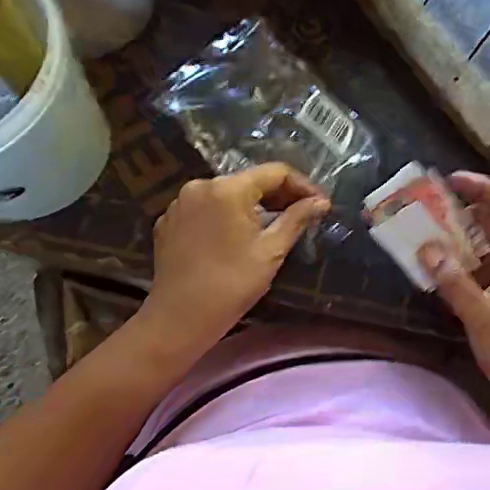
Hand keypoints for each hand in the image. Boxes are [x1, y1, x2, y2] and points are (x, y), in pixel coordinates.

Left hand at [142, 163, 328, 349]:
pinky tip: (235, 239)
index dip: (302, 185)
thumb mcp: (271, 250)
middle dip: (278, 196)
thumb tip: (321, 202)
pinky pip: (205, 210)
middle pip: (249, 181)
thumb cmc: (232, 284)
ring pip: (226, 195)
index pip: (275, 172)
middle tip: (302, 216)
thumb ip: (297, 218)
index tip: (320, 204)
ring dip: (251, 206)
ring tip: (271, 227)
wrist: (179, 317)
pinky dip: (224, 217)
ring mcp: (180, 203)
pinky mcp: (168, 222)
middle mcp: (200, 186)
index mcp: (228, 188)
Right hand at [421, 172, 489, 390]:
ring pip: (473, 243)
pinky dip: (446, 260)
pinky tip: (423, 260)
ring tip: (415, 225)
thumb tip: (425, 247)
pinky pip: (465, 266)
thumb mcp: (482, 315)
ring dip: (447, 235)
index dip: (483, 188)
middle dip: (456, 209)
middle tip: (422, 202)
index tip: (452, 181)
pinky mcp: (487, 294)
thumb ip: (454, 281)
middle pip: (486, 220)